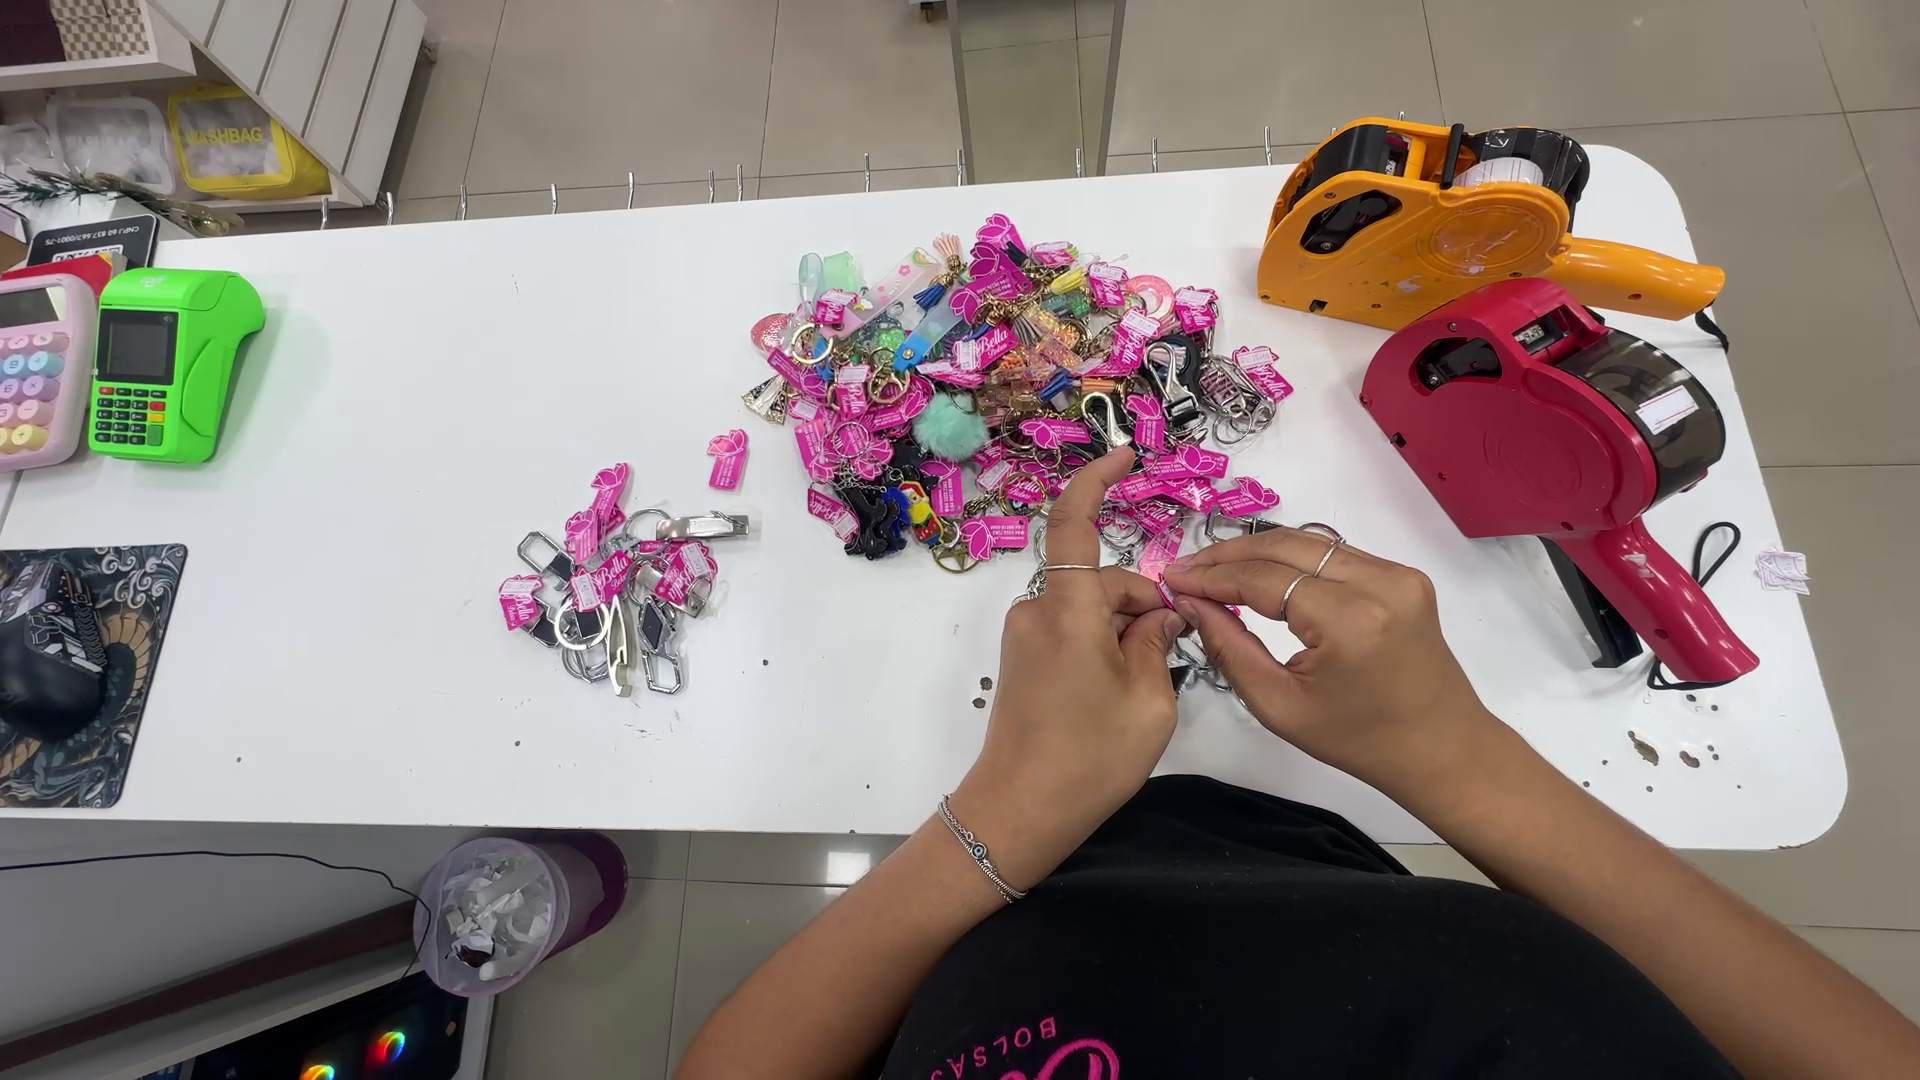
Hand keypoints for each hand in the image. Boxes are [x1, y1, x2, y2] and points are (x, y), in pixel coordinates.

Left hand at [948, 447, 1185, 890]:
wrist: (1019, 810)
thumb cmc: (1090, 759)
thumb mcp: (1149, 703)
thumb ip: (1158, 643)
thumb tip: (1162, 613)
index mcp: (1067, 611)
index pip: (1075, 522)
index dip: (1097, 481)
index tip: (1124, 457)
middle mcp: (1037, 610)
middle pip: (1101, 581)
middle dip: (1143, 605)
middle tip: (1172, 654)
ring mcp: (1024, 633)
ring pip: (1088, 606)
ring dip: (1122, 629)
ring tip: (1142, 687)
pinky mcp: (1021, 654)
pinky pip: (1070, 627)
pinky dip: (1100, 641)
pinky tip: (1115, 688)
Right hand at [1160, 529, 1499, 801]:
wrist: (1444, 750)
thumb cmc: (1356, 740)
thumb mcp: (1277, 705)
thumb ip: (1228, 646)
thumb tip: (1189, 602)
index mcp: (1350, 620)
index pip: (1262, 579)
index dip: (1210, 577)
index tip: (1170, 580)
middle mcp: (1379, 582)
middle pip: (1282, 546)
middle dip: (1225, 555)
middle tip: (1183, 569)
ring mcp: (1396, 573)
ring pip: (1305, 541)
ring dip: (1253, 551)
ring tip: (1210, 568)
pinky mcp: (1402, 575)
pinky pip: (1329, 552)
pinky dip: (1286, 557)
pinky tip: (1255, 571)